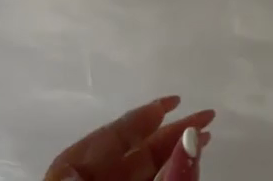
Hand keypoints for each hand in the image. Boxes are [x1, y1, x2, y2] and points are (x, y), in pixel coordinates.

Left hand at [46, 96, 215, 180]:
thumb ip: (168, 177)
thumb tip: (195, 135)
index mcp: (66, 177)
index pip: (103, 138)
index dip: (140, 116)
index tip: (176, 99)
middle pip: (122, 156)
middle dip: (166, 136)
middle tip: (206, 118)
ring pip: (129, 174)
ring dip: (168, 156)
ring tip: (204, 139)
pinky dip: (158, 176)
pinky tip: (183, 166)